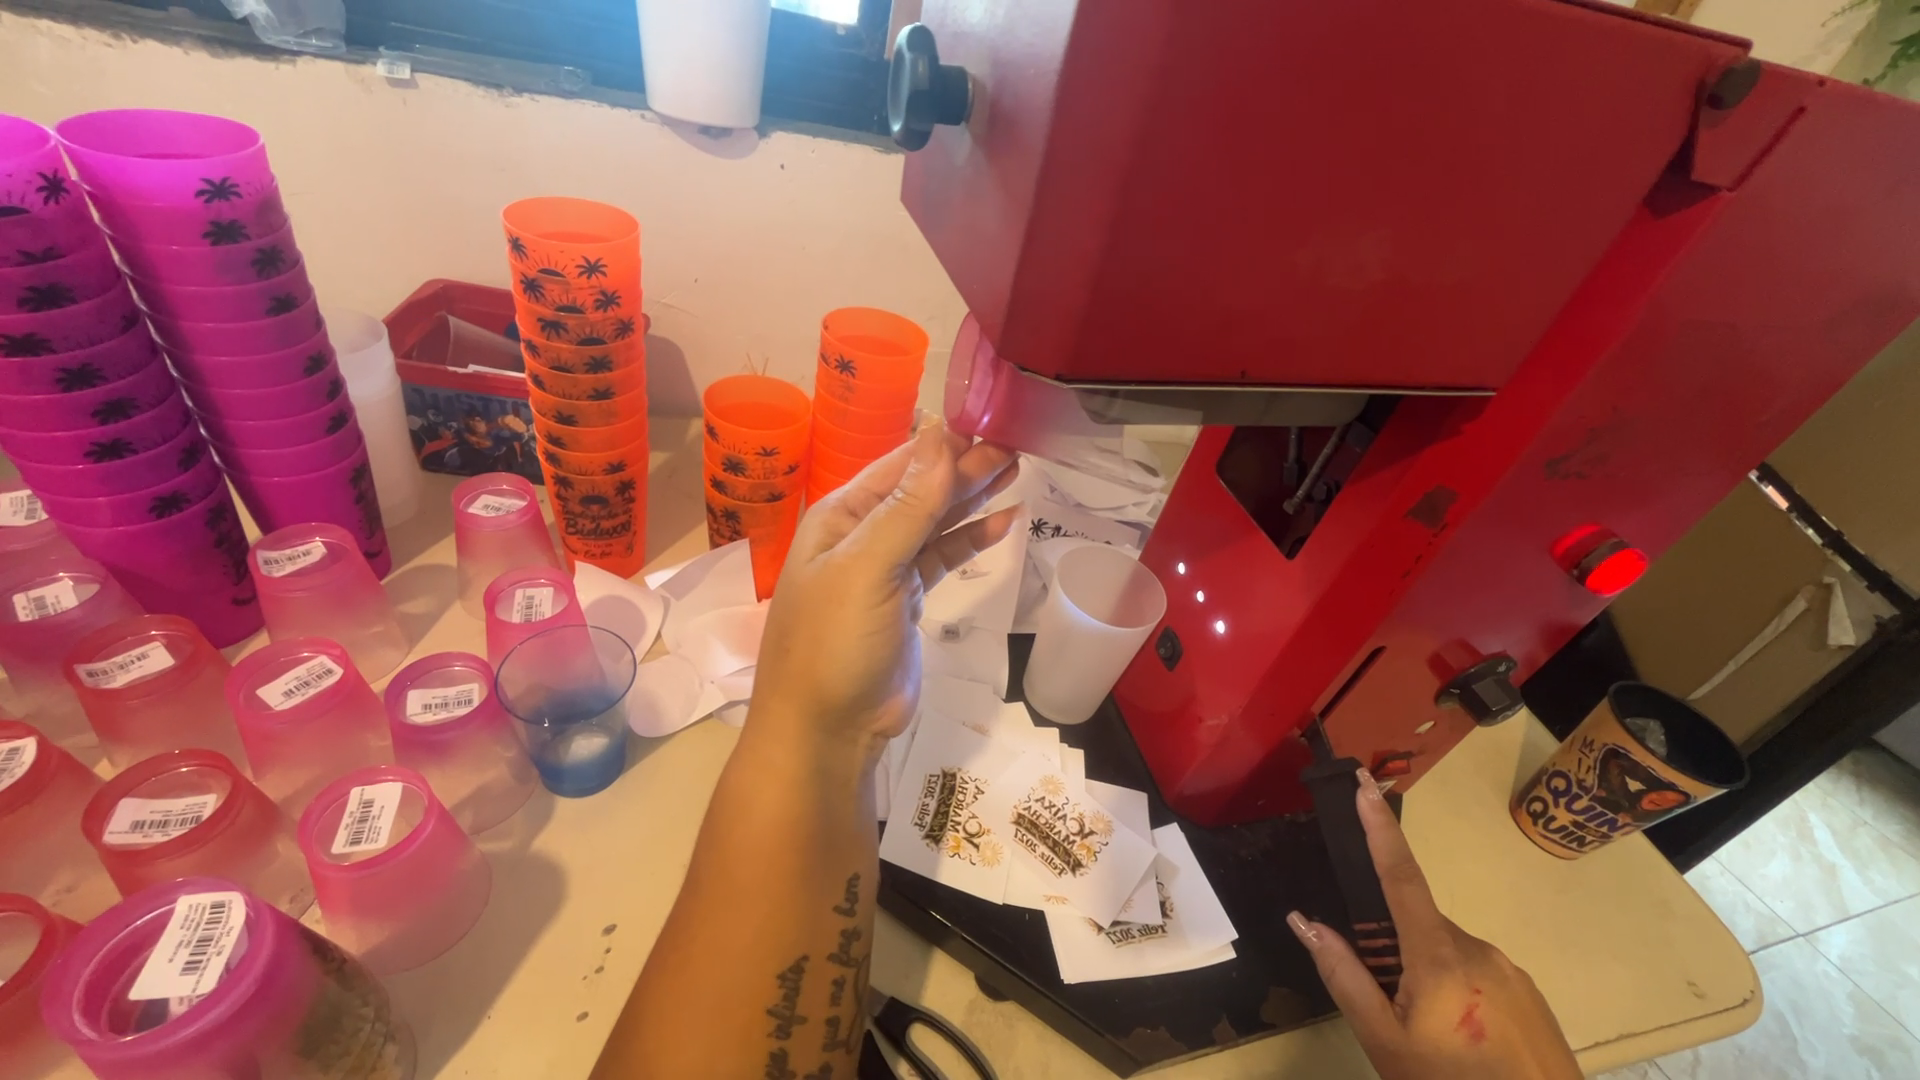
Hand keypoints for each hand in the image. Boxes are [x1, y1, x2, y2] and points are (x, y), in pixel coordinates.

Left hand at [752, 420, 1019, 759]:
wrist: (826, 731)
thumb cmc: (834, 643)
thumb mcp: (868, 567)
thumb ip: (908, 505)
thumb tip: (940, 434)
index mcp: (843, 516)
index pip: (901, 465)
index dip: (945, 442)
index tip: (992, 418)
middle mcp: (863, 535)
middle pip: (922, 490)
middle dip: (966, 466)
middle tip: (1018, 443)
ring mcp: (886, 570)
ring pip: (936, 522)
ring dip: (972, 497)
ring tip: (1015, 468)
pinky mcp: (908, 601)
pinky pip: (943, 558)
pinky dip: (970, 539)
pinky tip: (1003, 521)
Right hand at [1289, 769, 1582, 1079]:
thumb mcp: (1384, 1041)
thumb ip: (1343, 976)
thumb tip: (1303, 920)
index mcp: (1438, 957)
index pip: (1401, 876)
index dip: (1380, 827)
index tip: (1364, 783)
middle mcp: (1477, 949)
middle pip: (1417, 924)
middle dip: (1393, 946)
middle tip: (1390, 1005)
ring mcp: (1510, 970)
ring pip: (1446, 951)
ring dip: (1425, 973)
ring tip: (1432, 1036)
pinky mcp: (1531, 994)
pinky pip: (1476, 972)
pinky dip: (1456, 991)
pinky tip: (1465, 1041)